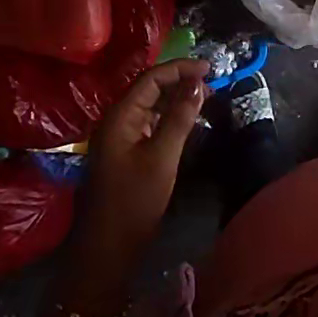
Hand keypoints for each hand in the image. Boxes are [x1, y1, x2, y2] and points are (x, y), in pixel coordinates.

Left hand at [76, 59, 208, 270]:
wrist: (106, 249)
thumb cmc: (133, 202)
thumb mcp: (162, 158)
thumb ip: (180, 118)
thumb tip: (197, 83)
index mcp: (120, 115)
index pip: (151, 78)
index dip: (180, 69)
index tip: (209, 68)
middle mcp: (116, 120)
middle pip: (149, 89)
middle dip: (179, 82)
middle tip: (211, 83)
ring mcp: (119, 137)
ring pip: (150, 107)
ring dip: (175, 100)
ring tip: (204, 99)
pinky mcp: (124, 153)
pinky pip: (148, 125)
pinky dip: (168, 119)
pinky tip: (187, 123)